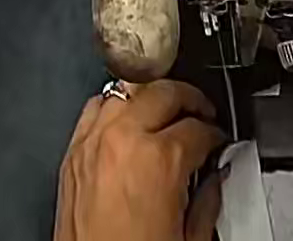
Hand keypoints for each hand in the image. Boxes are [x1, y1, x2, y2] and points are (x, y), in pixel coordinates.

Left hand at [53, 80, 225, 240]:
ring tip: (166, 109)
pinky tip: (127, 116)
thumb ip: (207, 202)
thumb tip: (214, 177)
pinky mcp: (74, 149)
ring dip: (151, 96)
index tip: (218, 140)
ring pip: (128, 89)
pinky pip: (96, 106)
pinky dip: (115, 104)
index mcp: (159, 161)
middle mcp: (124, 139)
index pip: (197, 128)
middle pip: (163, 92)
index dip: (215, 133)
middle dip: (190, 98)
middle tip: (202, 110)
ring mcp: (95, 139)